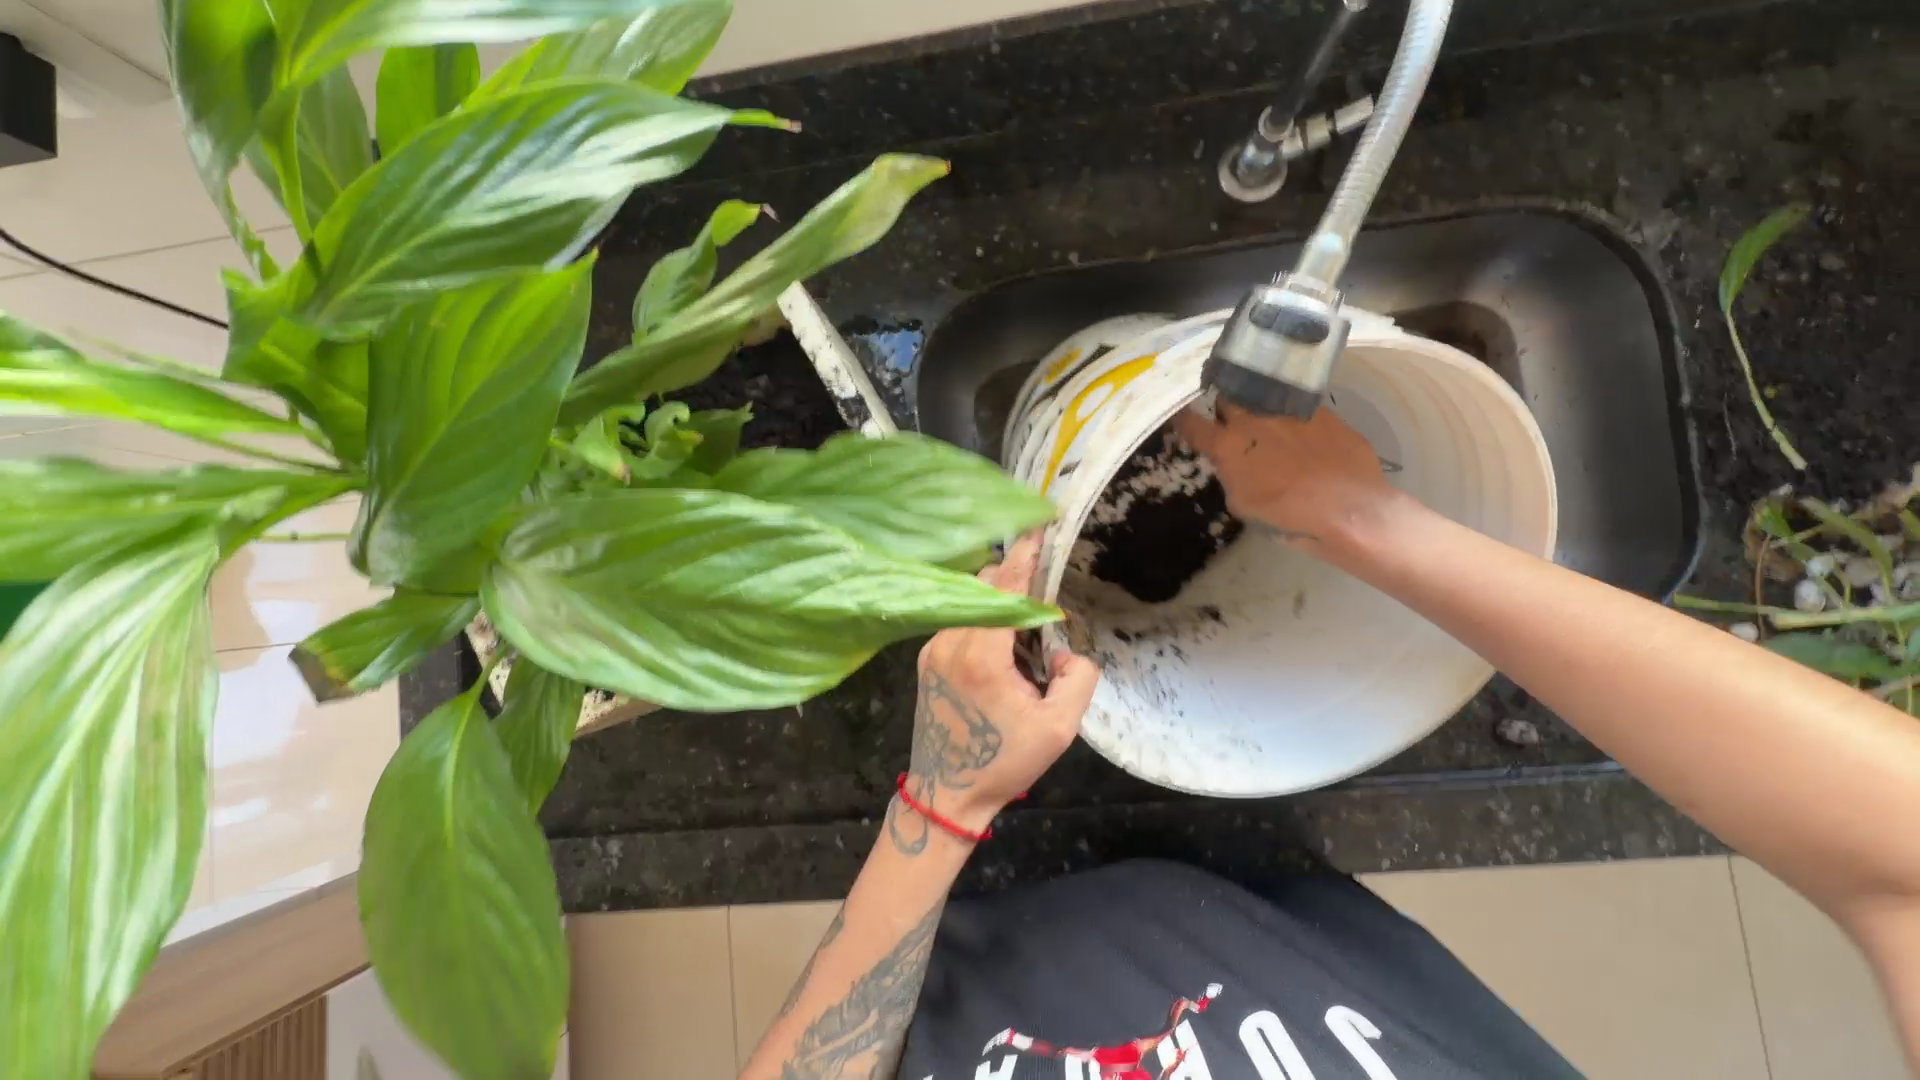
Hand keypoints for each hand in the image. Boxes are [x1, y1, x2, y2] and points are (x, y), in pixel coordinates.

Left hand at [889, 534, 1100, 851]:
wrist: (946, 793)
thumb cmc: (1004, 763)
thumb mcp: (1059, 729)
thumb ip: (1077, 679)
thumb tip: (1066, 649)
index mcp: (981, 655)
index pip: (1005, 590)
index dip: (1025, 557)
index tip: (1039, 529)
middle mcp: (950, 642)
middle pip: (985, 588)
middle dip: (1015, 580)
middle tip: (1044, 595)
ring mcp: (932, 649)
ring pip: (969, 602)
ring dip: (999, 603)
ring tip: (1024, 632)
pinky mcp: (925, 659)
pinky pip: (957, 621)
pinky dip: (982, 620)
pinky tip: (1000, 648)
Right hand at [1173, 402, 1394, 547]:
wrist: (1347, 509)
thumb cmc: (1287, 515)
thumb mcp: (1242, 503)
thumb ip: (1231, 476)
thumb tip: (1234, 463)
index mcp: (1228, 444)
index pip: (1193, 424)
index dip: (1183, 420)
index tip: (1180, 417)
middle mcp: (1255, 419)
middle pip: (1228, 398)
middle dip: (1225, 407)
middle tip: (1230, 421)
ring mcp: (1291, 411)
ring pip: (1266, 399)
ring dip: (1261, 410)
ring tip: (1270, 424)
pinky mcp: (1325, 414)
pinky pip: (1302, 410)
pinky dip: (1297, 420)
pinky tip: (1307, 436)